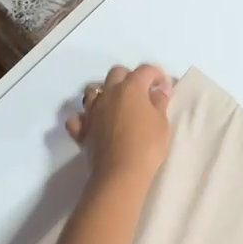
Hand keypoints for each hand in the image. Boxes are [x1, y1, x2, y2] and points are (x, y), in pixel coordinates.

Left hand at [66, 65, 172, 188]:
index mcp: (131, 88)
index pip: (145, 70)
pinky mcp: (82, 129)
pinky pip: (78, 117)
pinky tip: (92, 124)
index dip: (157, 74)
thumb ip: (160, 102)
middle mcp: (109, 93)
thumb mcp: (162, 122)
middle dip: (129, 77)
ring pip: (93, 90)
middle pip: (117, 73)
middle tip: (140, 94)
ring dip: (104, 93)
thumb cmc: (147, 145)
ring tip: (115, 105)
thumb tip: (159, 90)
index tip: (163, 86)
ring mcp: (93, 110)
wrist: (121, 173)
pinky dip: (84, 118)